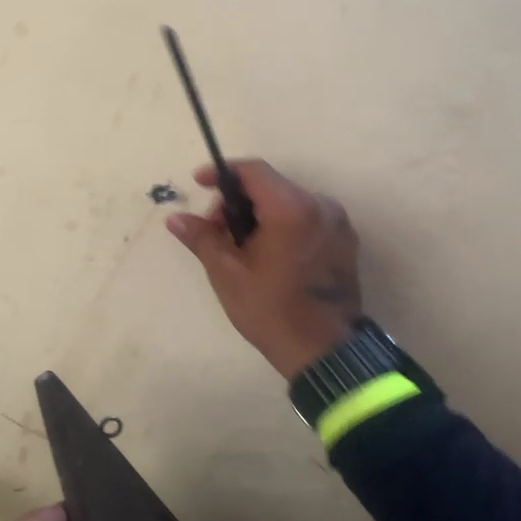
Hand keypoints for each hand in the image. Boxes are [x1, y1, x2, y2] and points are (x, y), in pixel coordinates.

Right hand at [166, 159, 362, 378]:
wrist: (324, 350)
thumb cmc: (270, 309)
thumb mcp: (227, 273)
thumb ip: (202, 238)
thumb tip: (175, 218)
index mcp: (291, 209)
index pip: (253, 171)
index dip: (222, 173)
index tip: (199, 183)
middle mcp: (320, 206)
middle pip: (271, 185)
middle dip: (237, 201)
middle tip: (216, 231)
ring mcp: (337, 223)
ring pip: (289, 201)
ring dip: (260, 214)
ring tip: (241, 247)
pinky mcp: (344, 241)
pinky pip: (307, 218)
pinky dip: (283, 225)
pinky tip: (267, 254)